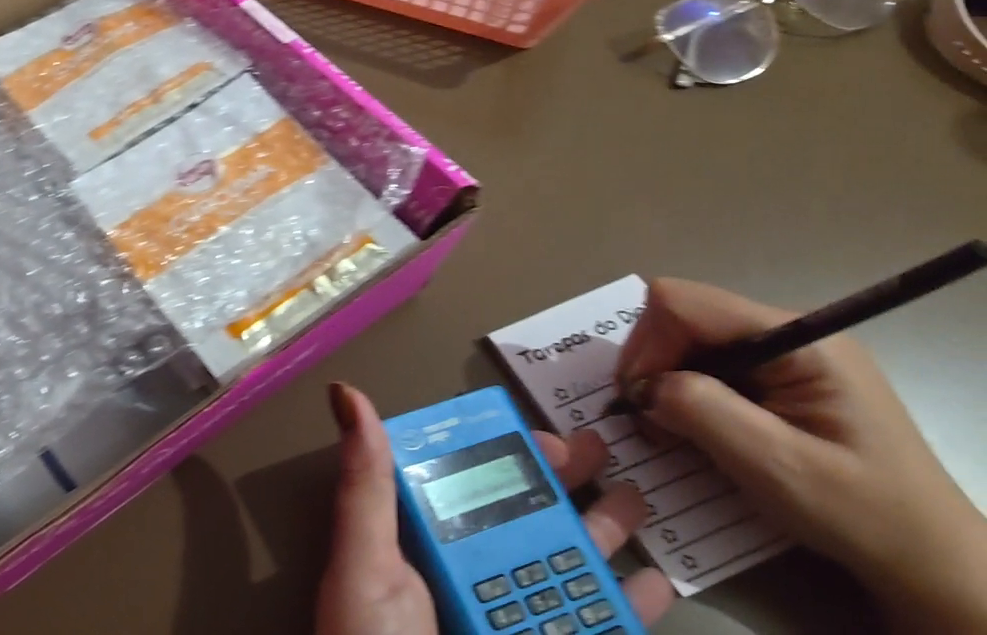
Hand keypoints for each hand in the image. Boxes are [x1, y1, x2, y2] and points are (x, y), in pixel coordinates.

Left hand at [315, 384, 672, 634]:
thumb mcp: (364, 566)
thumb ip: (366, 485)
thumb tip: (346, 392)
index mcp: (415, 548)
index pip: (460, 487)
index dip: (499, 456)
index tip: (542, 435)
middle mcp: (463, 580)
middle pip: (519, 522)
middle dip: (561, 487)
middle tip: (605, 451)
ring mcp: (507, 622)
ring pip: (562, 570)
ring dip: (602, 536)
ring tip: (639, 503)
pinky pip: (590, 627)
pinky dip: (626, 606)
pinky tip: (657, 583)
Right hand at [616, 278, 986, 630]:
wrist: (926, 562)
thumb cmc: (858, 513)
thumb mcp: (774, 464)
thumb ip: (701, 409)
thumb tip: (642, 386)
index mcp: (800, 340)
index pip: (682, 303)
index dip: (647, 344)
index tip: (639, 399)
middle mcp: (789, 333)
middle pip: (681, 317)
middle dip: (651, 364)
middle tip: (649, 421)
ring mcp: (784, 354)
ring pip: (687, 341)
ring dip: (664, 381)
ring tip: (668, 429)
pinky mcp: (776, 377)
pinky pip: (705, 363)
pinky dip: (682, 392)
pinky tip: (691, 426)